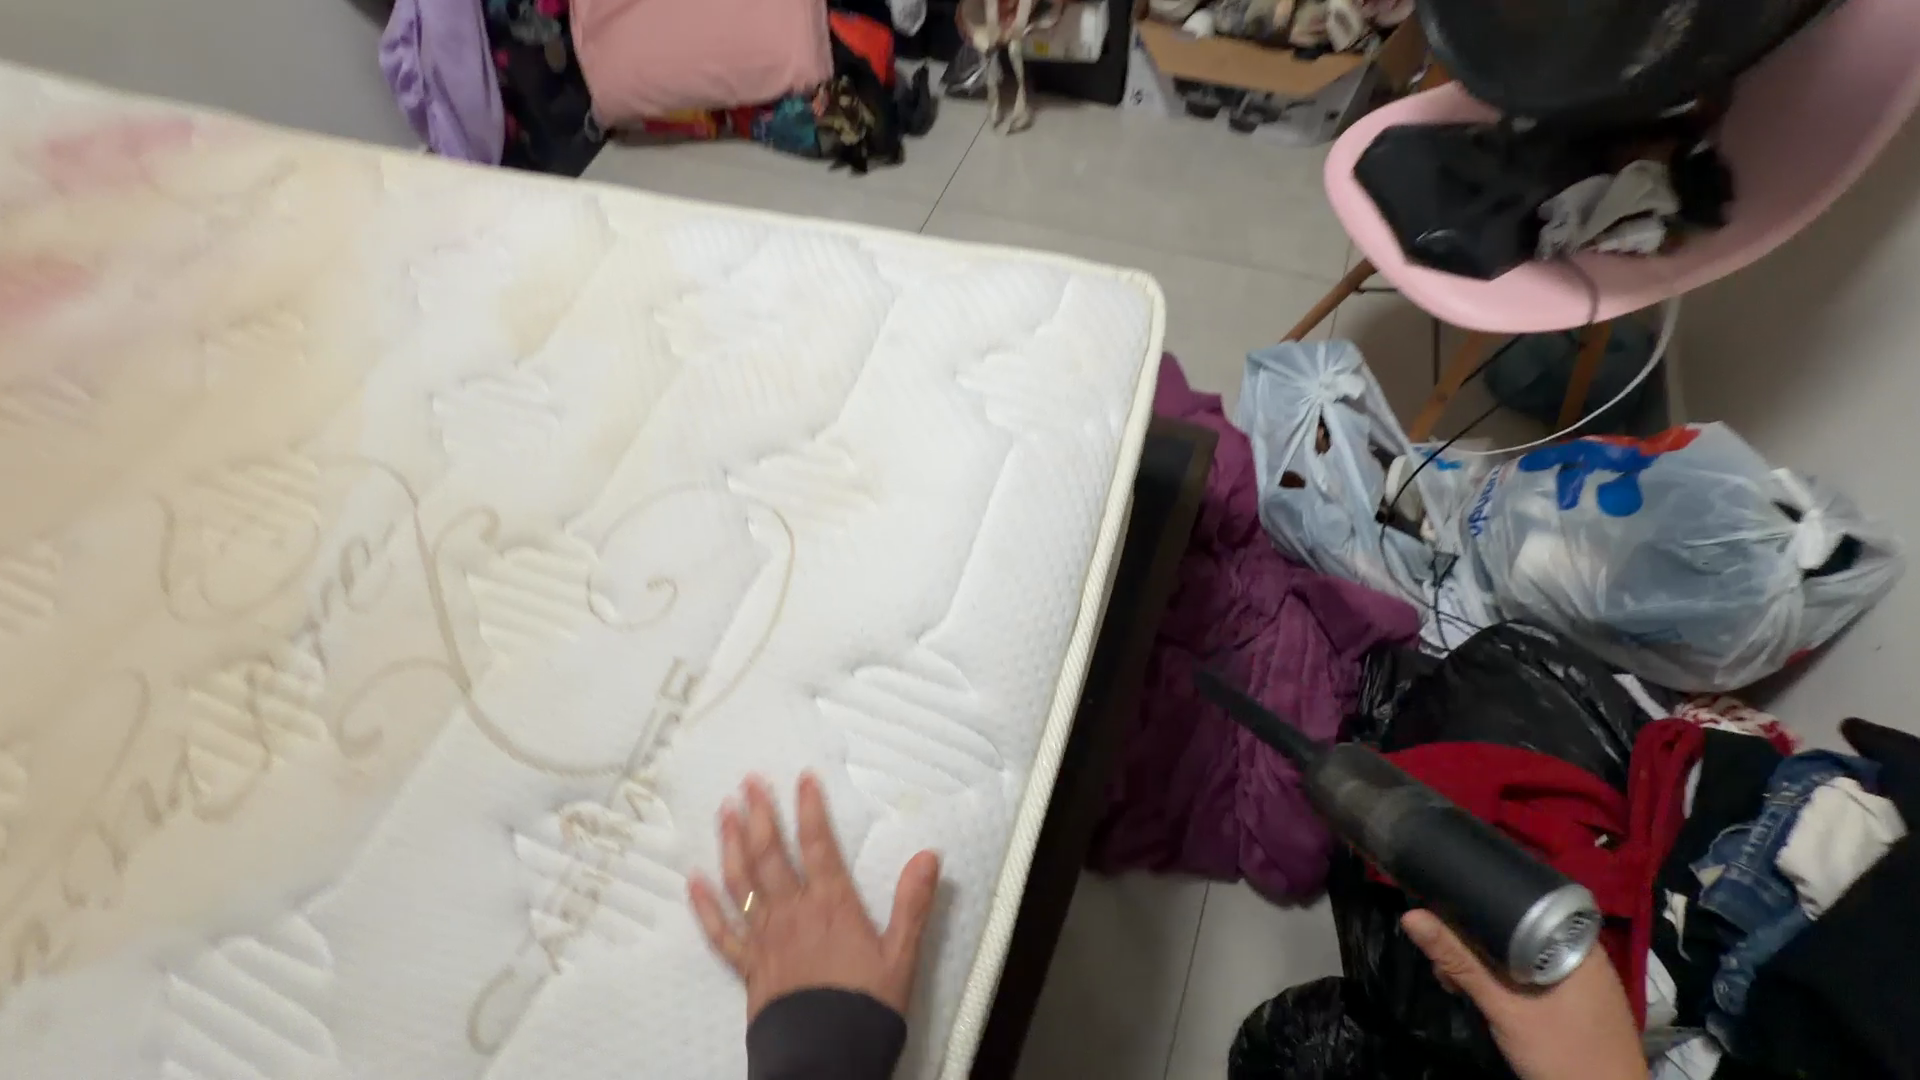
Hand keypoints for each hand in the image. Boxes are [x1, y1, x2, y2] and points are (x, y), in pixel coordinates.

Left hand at [688, 772, 941, 1019]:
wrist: (827, 1061)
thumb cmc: (866, 1006)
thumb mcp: (901, 954)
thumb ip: (914, 903)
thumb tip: (929, 855)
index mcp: (831, 905)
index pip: (818, 845)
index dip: (810, 808)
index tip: (803, 777)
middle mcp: (793, 912)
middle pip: (770, 855)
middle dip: (759, 815)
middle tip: (749, 781)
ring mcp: (766, 938)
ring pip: (742, 883)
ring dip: (730, 845)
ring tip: (723, 812)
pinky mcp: (749, 966)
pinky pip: (721, 931)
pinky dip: (705, 905)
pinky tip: (693, 881)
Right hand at [1400, 910, 1648, 1079]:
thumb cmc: (1563, 1055)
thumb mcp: (1503, 1008)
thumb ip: (1458, 961)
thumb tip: (1411, 916)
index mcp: (1575, 944)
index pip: (1517, 901)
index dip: (1474, 903)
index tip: (1440, 912)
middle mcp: (1582, 954)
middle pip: (1514, 929)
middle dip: (1472, 941)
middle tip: (1443, 960)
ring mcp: (1583, 980)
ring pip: (1520, 952)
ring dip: (1485, 962)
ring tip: (1455, 980)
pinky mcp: (1578, 1001)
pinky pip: (1532, 972)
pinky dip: (1505, 978)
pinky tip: (1484, 993)